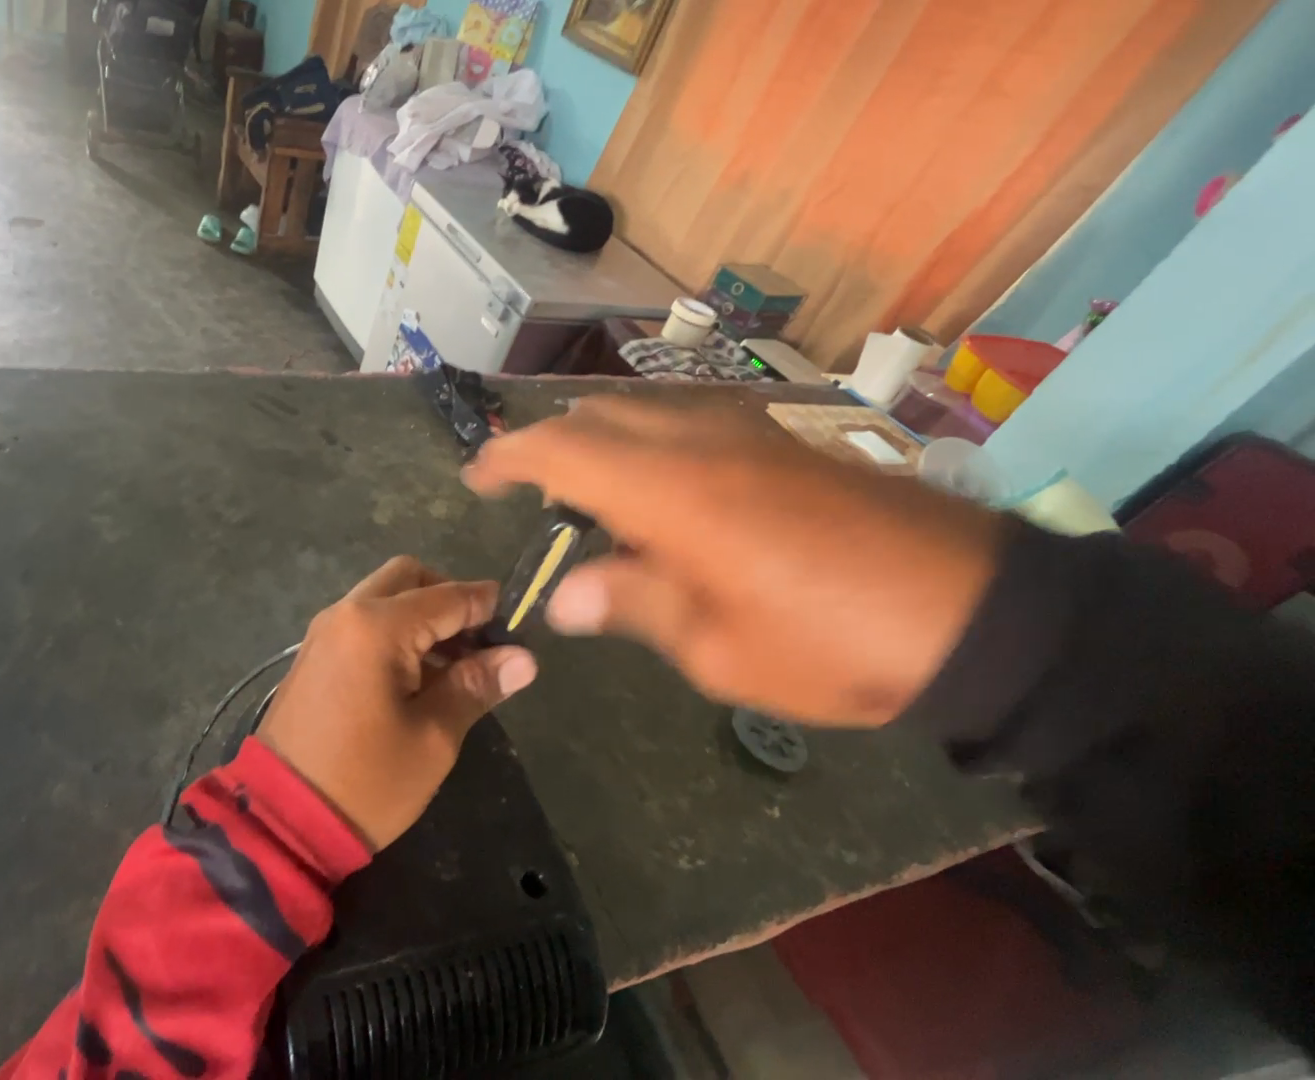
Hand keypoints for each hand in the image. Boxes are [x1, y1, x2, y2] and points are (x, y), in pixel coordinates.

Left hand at [254, 556, 537, 850]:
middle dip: (448, 598)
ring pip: (382, 598)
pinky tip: (416, 677)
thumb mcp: (433, 737)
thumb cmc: (368, 782)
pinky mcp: (312, 656)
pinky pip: (361, 623)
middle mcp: (345, 614)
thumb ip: (476, 686)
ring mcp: (322, 633)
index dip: (487, 606)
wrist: (282, 820)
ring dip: (420, 616)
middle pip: (407, 578)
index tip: (519, 625)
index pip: (447, 596)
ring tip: (454, 667)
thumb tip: (522, 658)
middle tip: (479, 643)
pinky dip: (393, 632)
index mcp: (377, 627)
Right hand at [463, 397, 1003, 727]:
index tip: (476, 479)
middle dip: (548, 446)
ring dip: (599, 438)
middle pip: (596, 416)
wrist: (976, 612)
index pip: (560, 449)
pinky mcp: (781, 440)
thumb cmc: (830, 643)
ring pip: (642, 409)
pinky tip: (661, 487)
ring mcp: (745, 431)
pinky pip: (687, 417)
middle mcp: (698, 440)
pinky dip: (647, 439)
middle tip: (529, 496)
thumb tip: (567, 594)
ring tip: (589, 495)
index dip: (507, 458)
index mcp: (670, 490)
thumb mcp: (717, 648)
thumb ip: (633, 604)